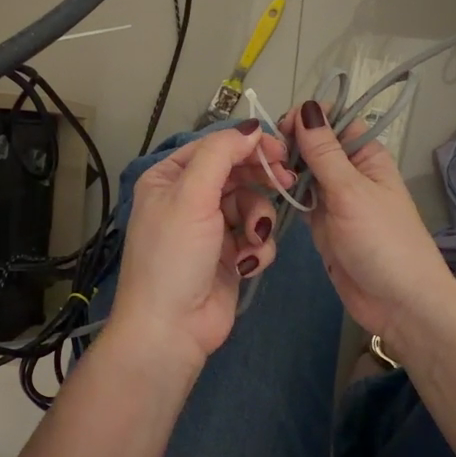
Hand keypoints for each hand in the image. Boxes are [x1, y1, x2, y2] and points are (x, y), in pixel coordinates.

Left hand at [110, 123, 289, 360]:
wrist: (171, 329)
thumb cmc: (174, 256)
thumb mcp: (192, 196)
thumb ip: (221, 155)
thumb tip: (250, 127)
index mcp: (168, 178)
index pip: (214, 147)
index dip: (248, 145)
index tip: (281, 149)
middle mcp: (187, 199)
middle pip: (237, 173)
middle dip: (260, 180)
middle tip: (286, 182)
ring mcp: (209, 228)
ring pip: (252, 204)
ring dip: (259, 219)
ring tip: (253, 238)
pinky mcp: (229, 255)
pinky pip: (255, 236)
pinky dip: (257, 247)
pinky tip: (247, 263)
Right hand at [280, 100, 455, 339]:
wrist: (399, 304)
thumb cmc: (382, 240)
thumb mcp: (351, 191)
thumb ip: (324, 151)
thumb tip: (306, 106)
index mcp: (366, 155)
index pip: (333, 120)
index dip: (306, 118)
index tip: (280, 129)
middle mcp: (350, 171)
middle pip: (313, 145)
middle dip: (288, 145)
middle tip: (264, 158)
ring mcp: (334, 199)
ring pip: (302, 172)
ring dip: (283, 170)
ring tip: (260, 175)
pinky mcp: (321, 224)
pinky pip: (298, 199)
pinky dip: (283, 195)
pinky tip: (264, 192)